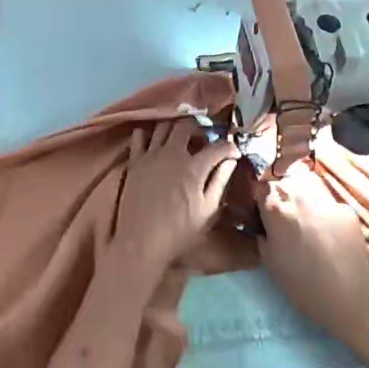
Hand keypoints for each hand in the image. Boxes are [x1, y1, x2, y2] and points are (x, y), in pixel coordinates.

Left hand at [113, 121, 240, 273]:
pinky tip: (156, 144)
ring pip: (164, 125)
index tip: (234, 152)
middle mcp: (172, 154)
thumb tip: (230, 161)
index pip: (218, 147)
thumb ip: (220, 181)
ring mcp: (151, 155)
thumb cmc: (179, 231)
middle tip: (204, 142)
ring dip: (176, 128)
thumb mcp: (207, 210)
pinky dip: (149, 134)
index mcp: (194, 167)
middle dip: (200, 129)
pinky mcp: (134, 161)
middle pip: (188, 125)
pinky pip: (139, 135)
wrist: (141, 242)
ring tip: (181, 140)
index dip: (230, 147)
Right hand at [258, 167, 368, 348]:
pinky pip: (328, 203)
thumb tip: (262, 222)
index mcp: (277, 207)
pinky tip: (327, 232)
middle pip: (285, 179)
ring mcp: (326, 199)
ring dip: (302, 195)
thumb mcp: (270, 260)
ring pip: (308, 184)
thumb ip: (262, 233)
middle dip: (281, 191)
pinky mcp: (346, 208)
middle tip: (282, 211)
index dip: (259, 193)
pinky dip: (323, 211)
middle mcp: (300, 194)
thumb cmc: (301, 284)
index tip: (259, 204)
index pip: (260, 183)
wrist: (349, 296)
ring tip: (305, 218)